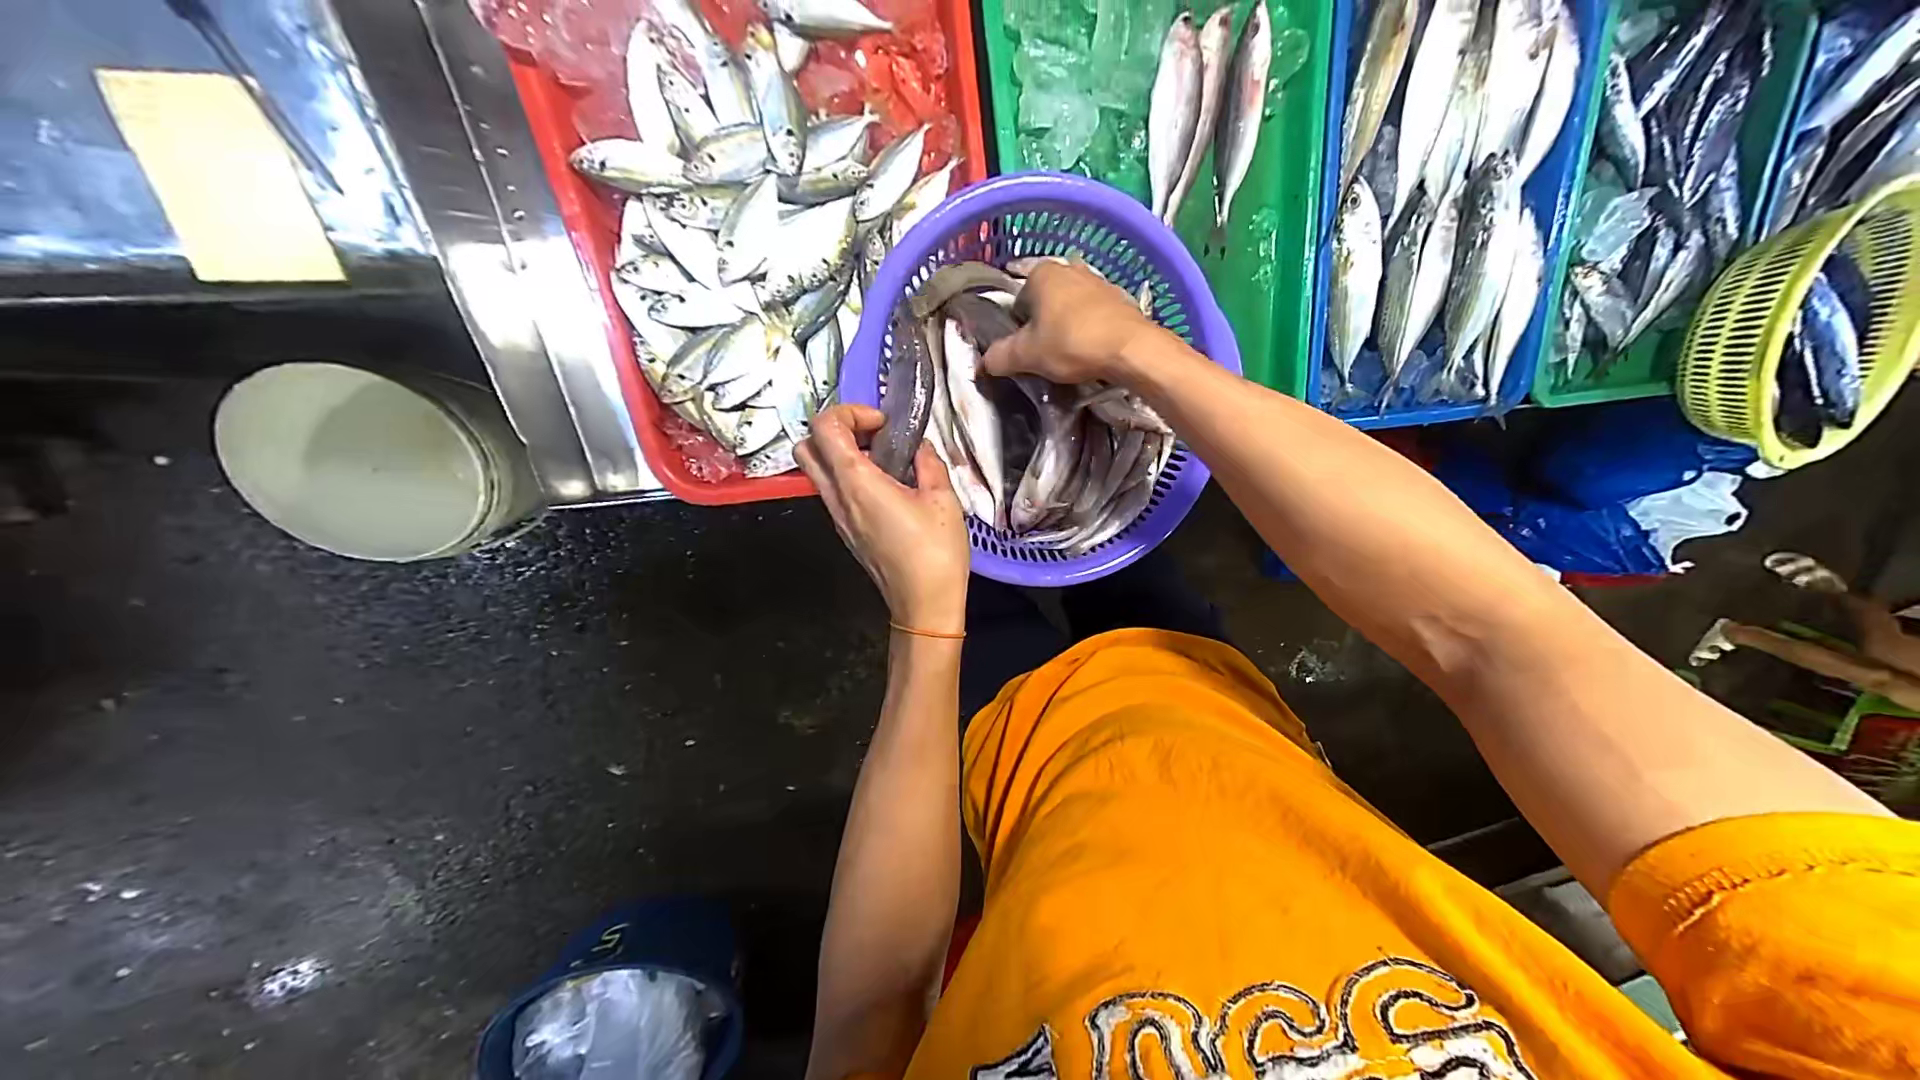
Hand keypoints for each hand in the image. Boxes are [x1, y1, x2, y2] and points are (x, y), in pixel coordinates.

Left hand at [796, 405, 969, 633]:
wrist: (924, 606)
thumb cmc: (936, 553)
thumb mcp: (944, 499)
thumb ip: (928, 463)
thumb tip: (921, 447)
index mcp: (856, 483)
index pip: (825, 428)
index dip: (850, 412)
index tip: (883, 423)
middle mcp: (837, 498)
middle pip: (807, 448)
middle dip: (835, 430)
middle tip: (873, 435)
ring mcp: (837, 518)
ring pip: (816, 472)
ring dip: (841, 454)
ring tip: (884, 459)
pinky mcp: (846, 532)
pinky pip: (832, 493)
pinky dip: (848, 477)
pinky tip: (885, 485)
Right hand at [982, 260, 1170, 384]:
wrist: (1131, 349)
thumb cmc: (1072, 344)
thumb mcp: (1027, 355)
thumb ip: (1000, 357)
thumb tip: (983, 362)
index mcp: (1041, 273)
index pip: (1016, 301)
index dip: (1016, 329)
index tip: (1024, 350)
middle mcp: (1069, 268)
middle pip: (1044, 302)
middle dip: (1042, 325)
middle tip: (1044, 355)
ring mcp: (1097, 280)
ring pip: (1069, 307)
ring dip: (1066, 327)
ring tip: (1068, 355)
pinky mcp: (1120, 298)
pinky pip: (1093, 314)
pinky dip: (1088, 329)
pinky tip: (1090, 350)